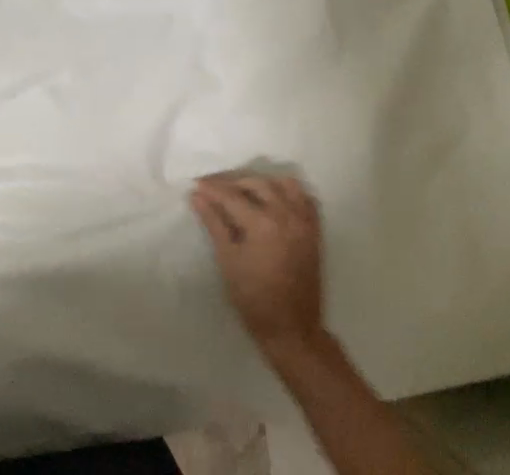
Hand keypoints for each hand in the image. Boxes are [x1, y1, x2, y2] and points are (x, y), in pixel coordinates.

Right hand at [190, 173, 325, 356]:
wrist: (291, 328)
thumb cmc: (253, 298)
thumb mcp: (228, 260)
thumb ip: (214, 223)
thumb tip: (197, 196)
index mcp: (262, 224)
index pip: (232, 195)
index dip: (211, 189)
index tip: (195, 185)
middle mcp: (287, 215)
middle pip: (256, 183)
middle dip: (232, 181)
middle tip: (213, 188)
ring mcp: (304, 221)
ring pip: (282, 184)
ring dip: (260, 182)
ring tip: (241, 191)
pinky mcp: (314, 231)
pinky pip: (304, 198)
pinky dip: (288, 191)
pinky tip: (273, 197)